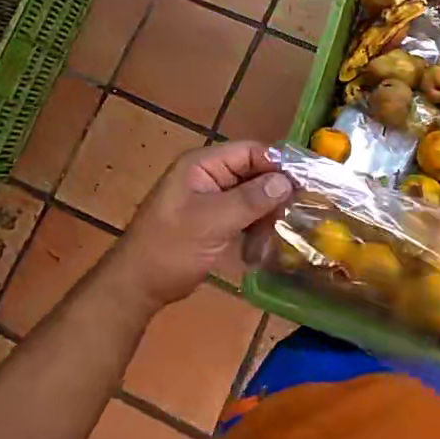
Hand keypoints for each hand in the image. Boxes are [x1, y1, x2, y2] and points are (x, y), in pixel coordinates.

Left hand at [101, 141, 293, 310]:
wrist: (136, 287)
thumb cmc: (170, 248)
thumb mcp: (212, 221)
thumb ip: (251, 199)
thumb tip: (286, 182)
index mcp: (201, 165)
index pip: (249, 151)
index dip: (276, 165)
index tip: (303, 185)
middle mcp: (207, 176)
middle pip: (253, 173)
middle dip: (273, 194)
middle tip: (295, 215)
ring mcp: (210, 200)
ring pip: (251, 197)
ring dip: (265, 215)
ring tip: (276, 237)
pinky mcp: (212, 222)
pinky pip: (243, 216)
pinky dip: (254, 229)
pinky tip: (262, 248)